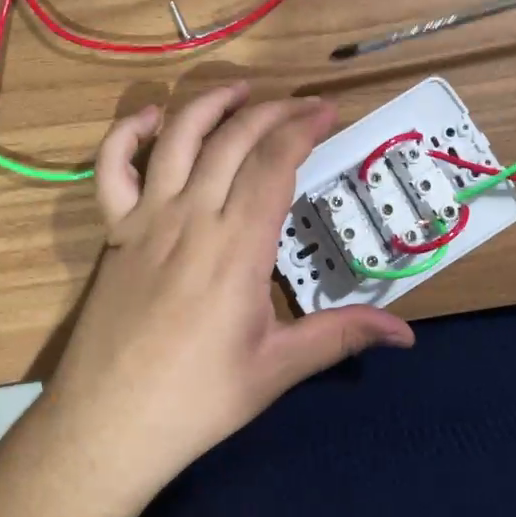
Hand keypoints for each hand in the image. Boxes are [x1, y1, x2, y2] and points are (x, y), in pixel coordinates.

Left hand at [0, 84, 413, 516]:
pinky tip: (152, 120)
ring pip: (177, 137)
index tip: (328, 109)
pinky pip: (111, 168)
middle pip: (234, 139)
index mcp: (237, 247)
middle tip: (303, 105)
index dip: (303, 126)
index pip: (274, 162)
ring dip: (211, 104)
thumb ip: (340, 336)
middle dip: (273, 110)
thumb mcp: (277, 370)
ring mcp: (146, 219)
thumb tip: (407, 334)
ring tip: (242, 90)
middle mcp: (192, 216)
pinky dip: (127, 134)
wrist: (108, 426)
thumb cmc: (198, 399)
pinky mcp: (115, 231)